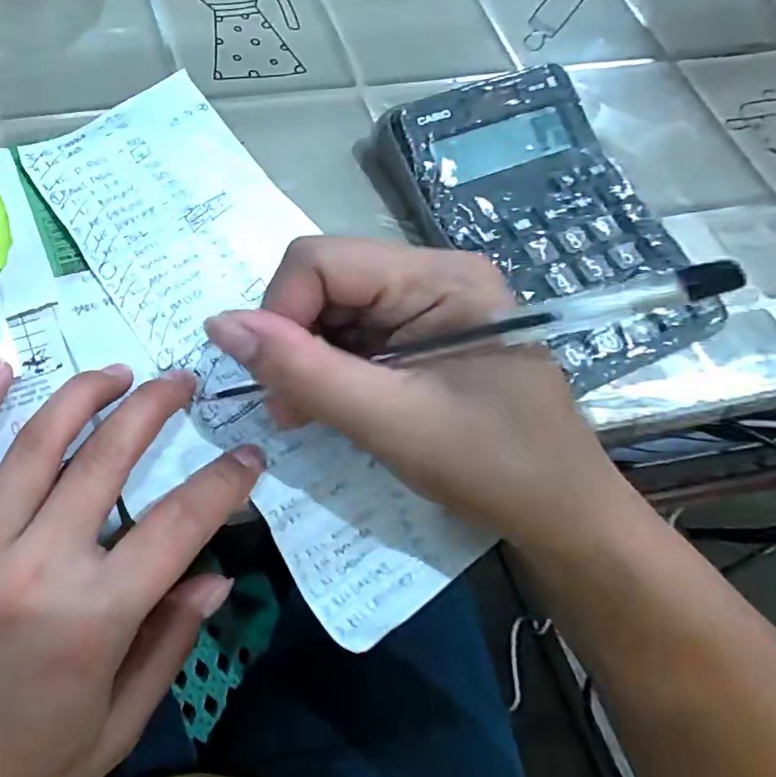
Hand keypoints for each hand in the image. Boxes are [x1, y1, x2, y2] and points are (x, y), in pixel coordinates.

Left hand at [0, 362, 262, 776]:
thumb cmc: (22, 774)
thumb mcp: (115, 725)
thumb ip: (166, 641)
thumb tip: (217, 573)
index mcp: (93, 619)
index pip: (177, 527)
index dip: (220, 483)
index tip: (245, 453)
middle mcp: (34, 566)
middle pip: (105, 462)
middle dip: (152, 410)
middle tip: (178, 381)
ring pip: (33, 445)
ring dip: (80, 396)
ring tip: (115, 373)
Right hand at [202, 236, 640, 548]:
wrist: (558, 514)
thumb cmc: (489, 465)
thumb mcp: (385, 418)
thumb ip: (298, 368)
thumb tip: (216, 324)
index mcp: (438, 277)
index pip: (317, 262)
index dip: (279, 313)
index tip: (279, 378)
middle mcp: (425, 275)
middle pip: (314, 281)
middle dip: (288, 341)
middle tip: (290, 405)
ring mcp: (416, 303)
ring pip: (316, 309)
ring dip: (297, 359)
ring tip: (305, 411)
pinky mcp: (406, 331)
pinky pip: (333, 332)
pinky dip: (314, 368)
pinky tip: (323, 404)